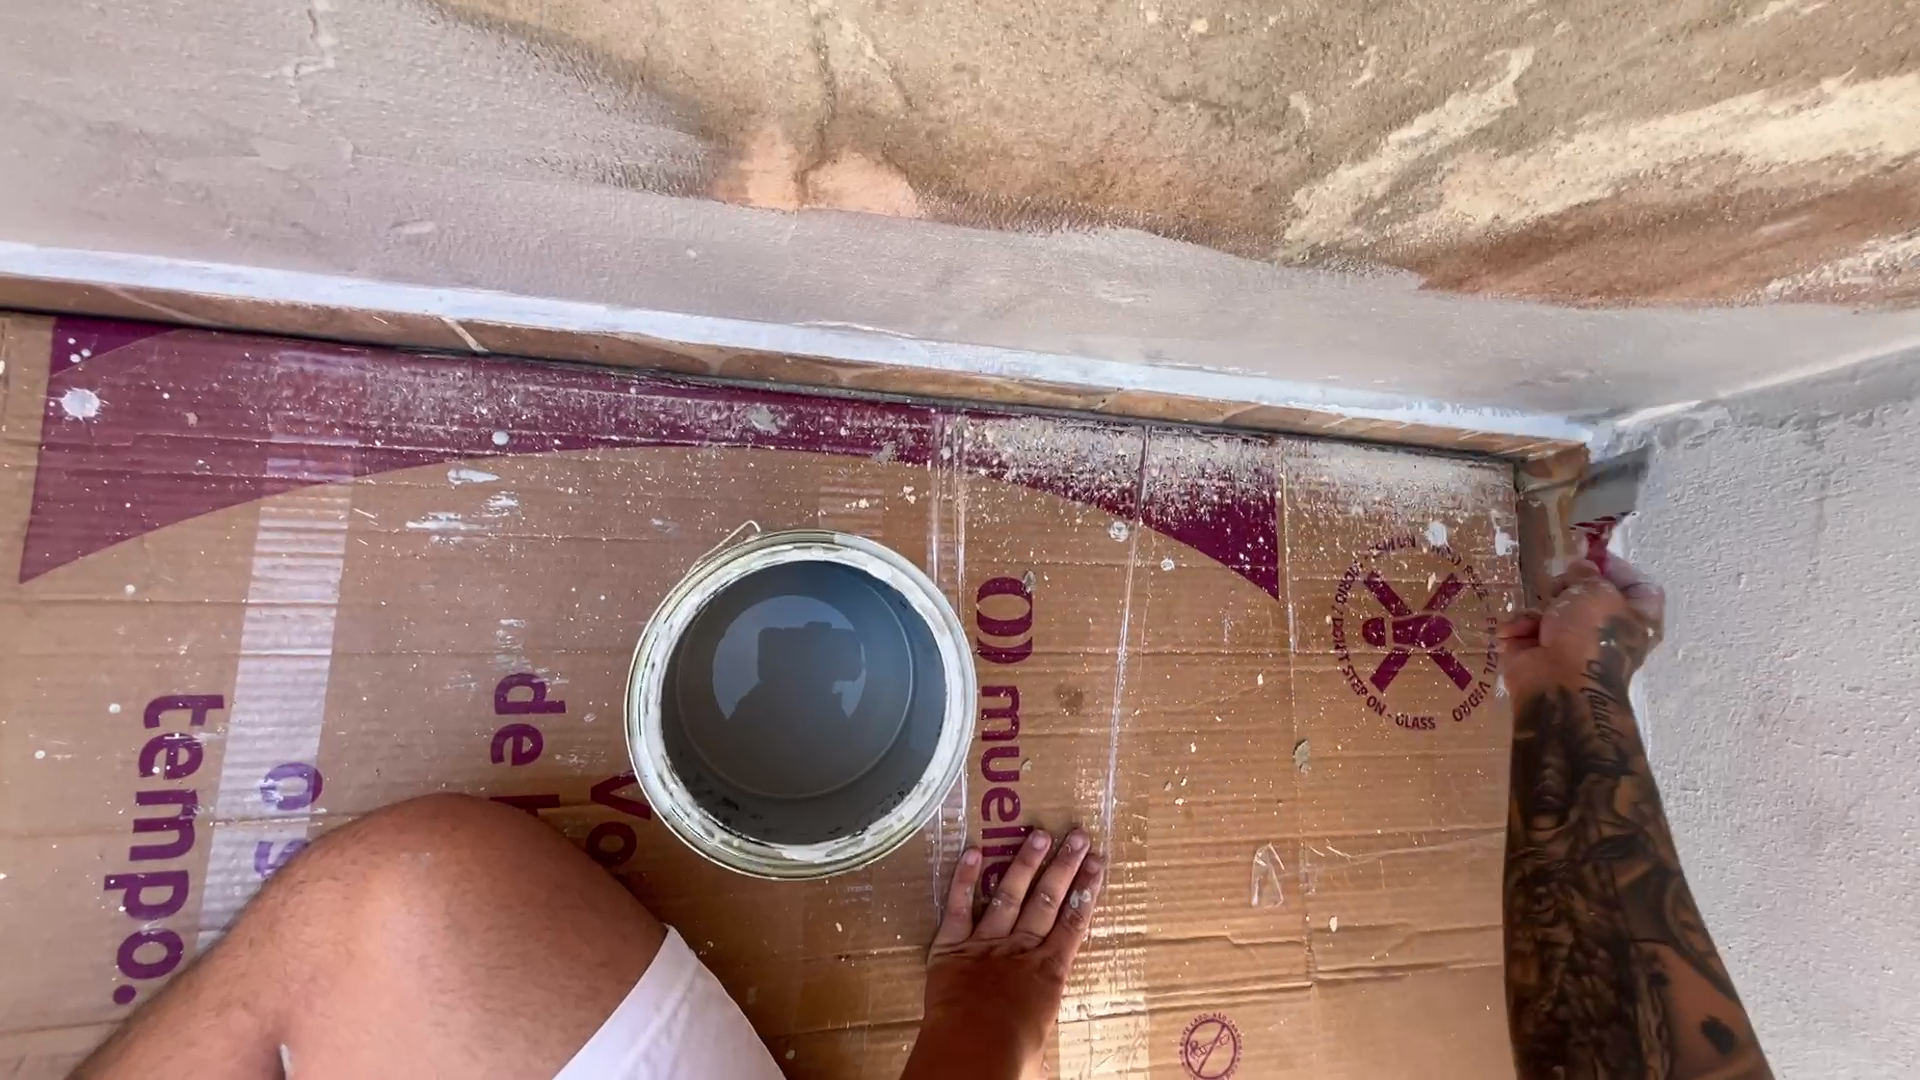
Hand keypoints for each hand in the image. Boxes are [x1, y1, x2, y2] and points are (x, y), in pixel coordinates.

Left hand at [902, 829, 1103, 1079]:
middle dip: (1064, 865)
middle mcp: (1020, 949)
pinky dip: (965, 879)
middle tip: (1077, 835)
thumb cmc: (1010, 1062)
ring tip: (1039, 834)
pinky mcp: (952, 945)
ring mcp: (986, 942)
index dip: (1086, 891)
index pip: (1073, 923)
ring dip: (1025, 862)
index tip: (1097, 863)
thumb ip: (1041, 1027)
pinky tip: (973, 852)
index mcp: (1047, 973)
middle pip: (1047, 899)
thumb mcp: (1039, 1049)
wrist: (971, 1055)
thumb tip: (1045, 1040)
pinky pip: (958, 906)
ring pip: (1009, 893)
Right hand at [1499, 555, 1664, 699]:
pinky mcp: (1537, 650)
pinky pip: (1525, 628)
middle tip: (1556, 585)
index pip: (1638, 585)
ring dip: (1536, 610)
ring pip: (1550, 610)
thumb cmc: (1588, 634)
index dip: (1616, 568)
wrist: (1557, 681)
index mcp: (1637, 618)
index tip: (1589, 556)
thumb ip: (1588, 574)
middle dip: (1564, 588)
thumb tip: (1581, 567)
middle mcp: (1606, 629)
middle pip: (1586, 595)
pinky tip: (1516, 634)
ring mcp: (1570, 641)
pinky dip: (1518, 628)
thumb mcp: (1595, 592)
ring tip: (1534, 618)